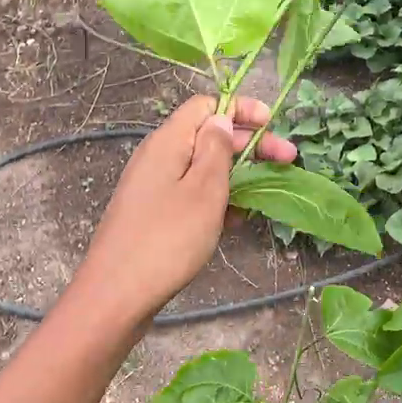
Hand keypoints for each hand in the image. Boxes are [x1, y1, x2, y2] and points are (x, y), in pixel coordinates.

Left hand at [78, 95, 296, 322]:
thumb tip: (221, 119)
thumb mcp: (204, 189)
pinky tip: (237, 219)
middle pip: (208, 135)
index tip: (272, 123)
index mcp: (169, 141)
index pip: (206, 105)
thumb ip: (216, 148)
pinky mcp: (153, 214)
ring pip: (202, 167)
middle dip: (249, 144)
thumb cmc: (167, 239)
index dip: (241, 108)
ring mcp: (154, 187)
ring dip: (236, 175)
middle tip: (286, 161)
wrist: (115, 297)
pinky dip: (217, 199)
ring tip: (266, 193)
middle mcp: (158, 157)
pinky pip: (191, 193)